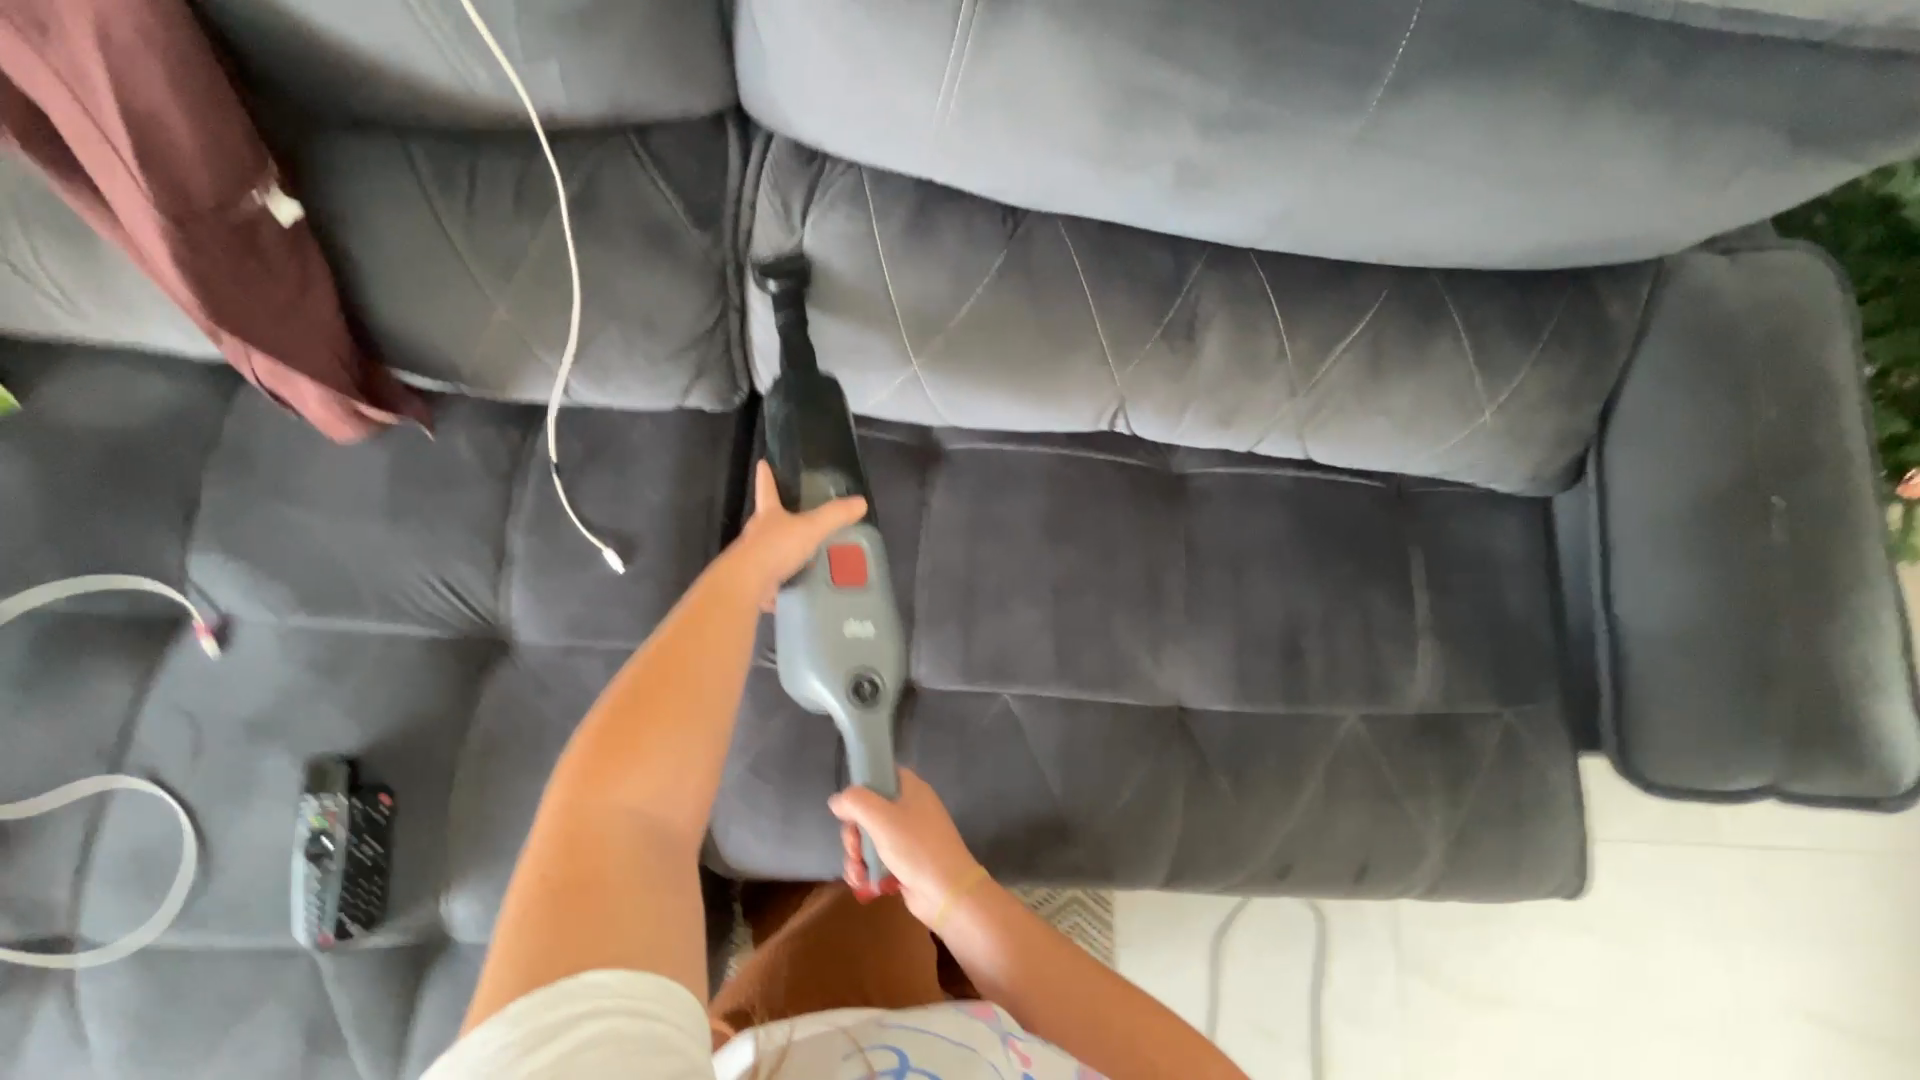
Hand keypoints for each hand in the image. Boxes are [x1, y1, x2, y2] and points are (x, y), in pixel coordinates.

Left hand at [725, 460, 867, 606]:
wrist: (748, 583)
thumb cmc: (777, 547)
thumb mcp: (811, 528)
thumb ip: (835, 516)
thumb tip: (861, 502)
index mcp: (768, 515)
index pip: (767, 489)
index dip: (766, 477)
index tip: (762, 464)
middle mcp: (756, 533)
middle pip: (765, 520)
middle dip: (775, 518)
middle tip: (788, 517)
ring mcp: (752, 558)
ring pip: (767, 551)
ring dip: (779, 553)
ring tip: (799, 559)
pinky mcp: (753, 581)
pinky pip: (769, 580)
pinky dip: (779, 584)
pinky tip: (792, 589)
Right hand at [829, 768, 987, 926]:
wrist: (947, 891)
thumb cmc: (915, 847)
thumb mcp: (881, 817)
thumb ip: (854, 802)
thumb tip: (837, 801)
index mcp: (910, 789)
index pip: (881, 774)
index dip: (861, 788)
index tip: (848, 809)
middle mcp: (910, 808)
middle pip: (868, 811)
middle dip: (854, 834)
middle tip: (854, 849)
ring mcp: (908, 836)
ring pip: (869, 838)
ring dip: (857, 856)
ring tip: (858, 874)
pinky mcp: (905, 861)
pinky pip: (877, 859)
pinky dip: (867, 870)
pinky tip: (862, 883)